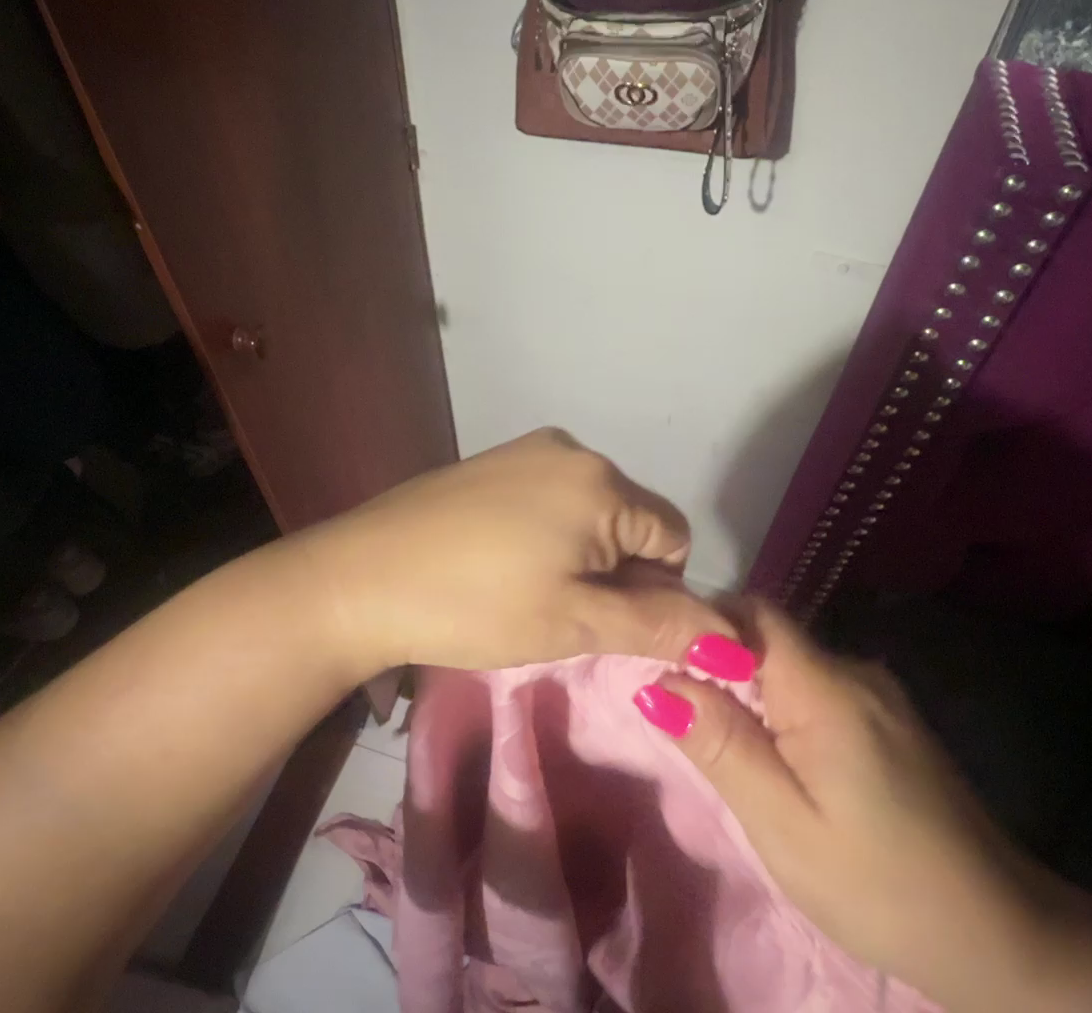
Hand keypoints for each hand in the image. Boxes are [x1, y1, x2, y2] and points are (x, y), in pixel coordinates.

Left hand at [289, 428, 732, 678]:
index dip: (656, 591)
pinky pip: (546, 503)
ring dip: (580, 559)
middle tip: (559, 614)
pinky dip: (543, 539)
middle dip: (616, 573)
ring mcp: (522, 451)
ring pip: (588, 515)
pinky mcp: (486, 464)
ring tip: (524, 594)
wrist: (355, 581)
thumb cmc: (476, 605)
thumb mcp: (577, 623)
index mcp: (602, 480)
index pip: (676, 538)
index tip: (602, 623)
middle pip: (632, 523)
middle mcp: (571, 449)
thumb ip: (662, 626)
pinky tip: (498, 568)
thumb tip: (737, 643)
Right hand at [646, 602, 1042, 1003]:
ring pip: (790, 664)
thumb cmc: (878, 886)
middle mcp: (856, 672)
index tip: (658, 663)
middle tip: (677, 717)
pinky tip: (772, 757)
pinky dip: (780, 708)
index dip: (700, 626)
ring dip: (747, 688)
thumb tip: (659, 681)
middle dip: (716, 661)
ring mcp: (879, 695)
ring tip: (716, 742)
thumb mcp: (783, 824)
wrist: (998, 933)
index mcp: (827, 688)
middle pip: (769, 634)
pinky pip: (817, 690)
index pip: (752, 613)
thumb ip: (722, 745)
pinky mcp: (889, 721)